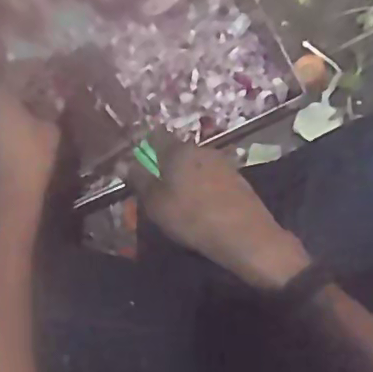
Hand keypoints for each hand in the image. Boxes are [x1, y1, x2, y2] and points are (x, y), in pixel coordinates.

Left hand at [0, 77, 60, 242]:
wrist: (6, 201)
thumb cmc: (31, 160)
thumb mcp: (49, 131)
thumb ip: (49, 108)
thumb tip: (51, 98)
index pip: (17, 69)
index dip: (37, 70)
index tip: (52, 72)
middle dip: (20, 83)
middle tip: (41, 88)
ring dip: (9, 101)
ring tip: (31, 107)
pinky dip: (1, 117)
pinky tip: (18, 127)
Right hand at [138, 145, 310, 289]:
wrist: (246, 236)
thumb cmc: (193, 218)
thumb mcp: (156, 204)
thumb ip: (140, 180)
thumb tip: (125, 163)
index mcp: (178, 150)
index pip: (155, 135)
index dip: (145, 147)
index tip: (140, 166)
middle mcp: (202, 148)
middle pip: (177, 151)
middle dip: (167, 166)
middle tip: (160, 191)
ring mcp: (223, 162)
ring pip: (196, 165)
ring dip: (187, 178)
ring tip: (183, 204)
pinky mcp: (239, 179)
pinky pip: (212, 178)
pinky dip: (204, 188)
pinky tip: (204, 208)